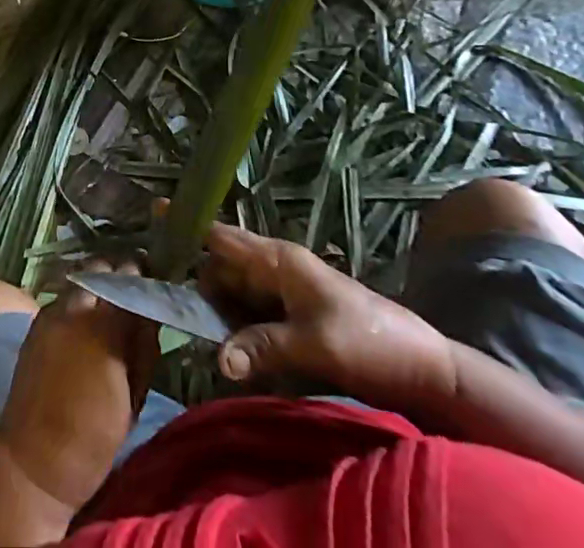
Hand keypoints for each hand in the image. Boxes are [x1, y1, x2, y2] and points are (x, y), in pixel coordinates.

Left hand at [0, 260, 159, 511]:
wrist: (35, 455)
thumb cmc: (93, 433)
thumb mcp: (133, 394)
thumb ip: (141, 346)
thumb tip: (150, 311)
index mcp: (103, 329)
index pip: (128, 286)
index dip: (143, 278)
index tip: (155, 273)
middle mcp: (72, 311)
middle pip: (99, 273)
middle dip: (118, 273)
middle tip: (136, 280)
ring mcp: (48, 314)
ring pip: (78, 281)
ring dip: (97, 281)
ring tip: (114, 292)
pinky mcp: (34, 324)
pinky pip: (62, 297)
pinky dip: (78, 296)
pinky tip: (89, 309)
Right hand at [203, 223, 457, 411]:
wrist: (429, 372)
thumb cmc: (371, 342)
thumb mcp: (315, 346)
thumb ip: (261, 348)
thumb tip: (216, 360)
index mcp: (277, 260)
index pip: (221, 234)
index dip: (188, 222)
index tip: (154, 210)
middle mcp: (274, 270)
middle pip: (218, 269)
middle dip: (200, 291)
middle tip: (182, 319)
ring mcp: (282, 294)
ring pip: (231, 295)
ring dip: (219, 317)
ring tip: (207, 341)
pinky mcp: (290, 318)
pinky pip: (249, 316)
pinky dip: (238, 331)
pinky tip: (235, 353)